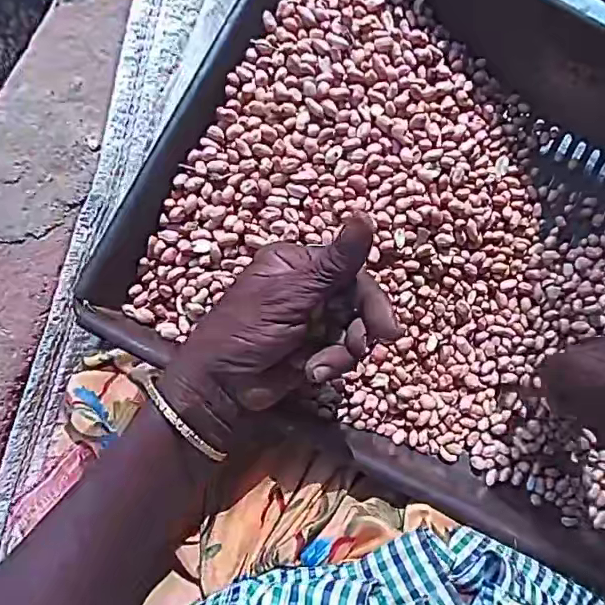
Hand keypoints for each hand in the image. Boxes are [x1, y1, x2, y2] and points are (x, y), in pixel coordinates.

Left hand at [160, 215, 399, 453]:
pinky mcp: (313, 348)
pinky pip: (340, 352)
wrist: (218, 387)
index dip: (370, 298)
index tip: (386, 326)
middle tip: (364, 348)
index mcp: (297, 264)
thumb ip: (334, 263)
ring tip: (321, 366)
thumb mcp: (292, 295)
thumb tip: (364, 216)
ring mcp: (311, 319)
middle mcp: (307, 288)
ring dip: (343, 351)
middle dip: (359, 329)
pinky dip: (331, 364)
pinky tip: (310, 373)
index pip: (349, 270)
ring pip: (352, 330)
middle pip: (356, 302)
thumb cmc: (244, 332)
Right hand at [540, 334, 604, 494]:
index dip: (550, 391)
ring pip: (598, 355)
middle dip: (573, 379)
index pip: (545, 370)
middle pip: (571, 358)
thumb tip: (567, 404)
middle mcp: (596, 343)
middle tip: (581, 405)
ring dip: (598, 374)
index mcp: (575, 362)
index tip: (560, 409)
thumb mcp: (598, 428)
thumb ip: (575, 410)